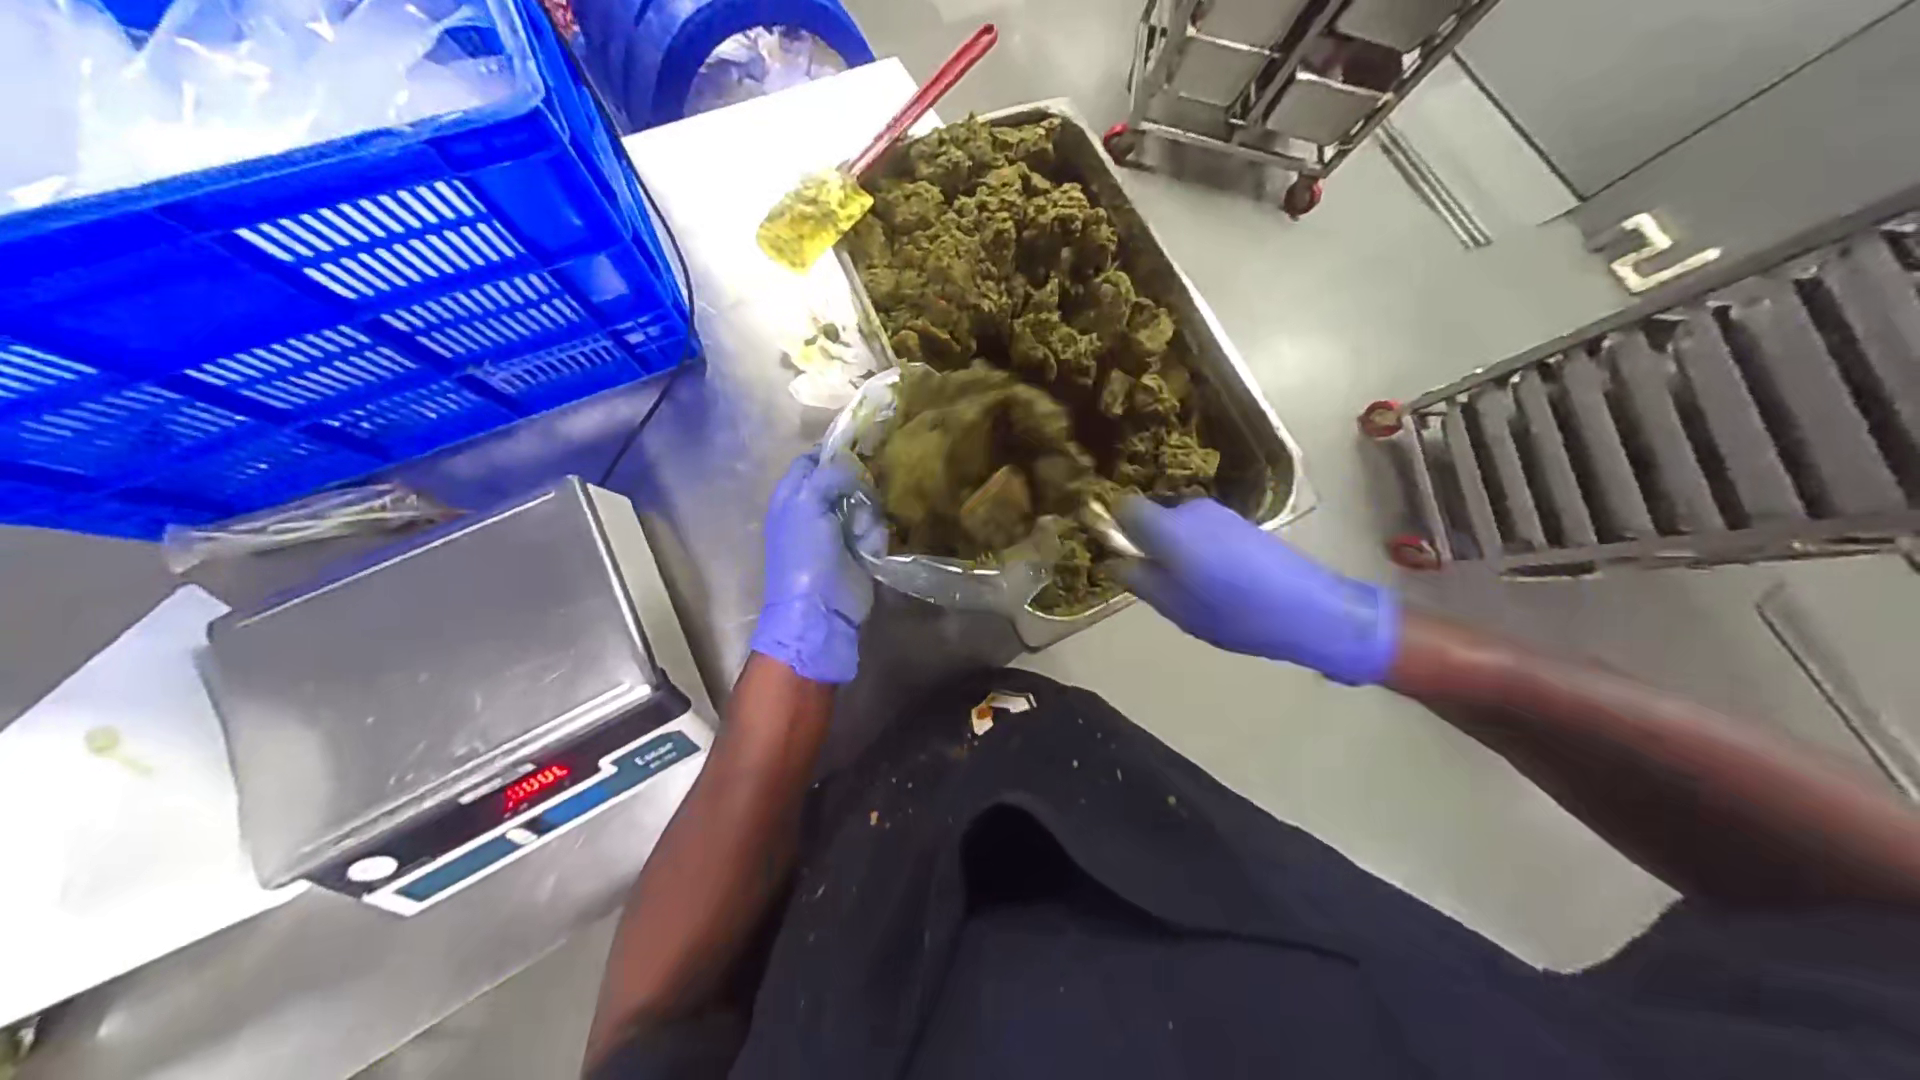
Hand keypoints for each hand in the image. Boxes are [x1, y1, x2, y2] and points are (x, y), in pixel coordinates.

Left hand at [749, 450, 883, 683]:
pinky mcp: (859, 549)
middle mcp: (814, 509)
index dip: (832, 453)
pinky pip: (875, 528)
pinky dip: (874, 537)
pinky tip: (867, 550)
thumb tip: (849, 462)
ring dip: (867, 514)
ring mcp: (838, 530)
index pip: (812, 461)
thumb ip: (827, 475)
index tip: (860, 446)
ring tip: (861, 531)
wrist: (819, 609)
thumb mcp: (807, 504)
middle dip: (858, 485)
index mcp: (793, 495)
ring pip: (865, 502)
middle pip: (844, 480)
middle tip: (864, 492)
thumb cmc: (805, 554)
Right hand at [1114, 498, 1399, 685]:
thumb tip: (1112, 562)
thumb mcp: (1177, 608)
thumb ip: (1140, 580)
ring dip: (1177, 549)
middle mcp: (1192, 510)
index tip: (1119, 552)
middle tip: (1161, 583)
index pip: (1125, 506)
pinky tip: (1220, 580)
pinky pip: (1202, 531)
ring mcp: (1220, 514)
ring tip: (1194, 587)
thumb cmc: (1236, 614)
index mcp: (1170, 529)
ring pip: (1179, 525)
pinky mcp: (1241, 523)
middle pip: (1153, 517)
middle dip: (1149, 543)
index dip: (1116, 525)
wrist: (1313, 609)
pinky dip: (1199, 550)